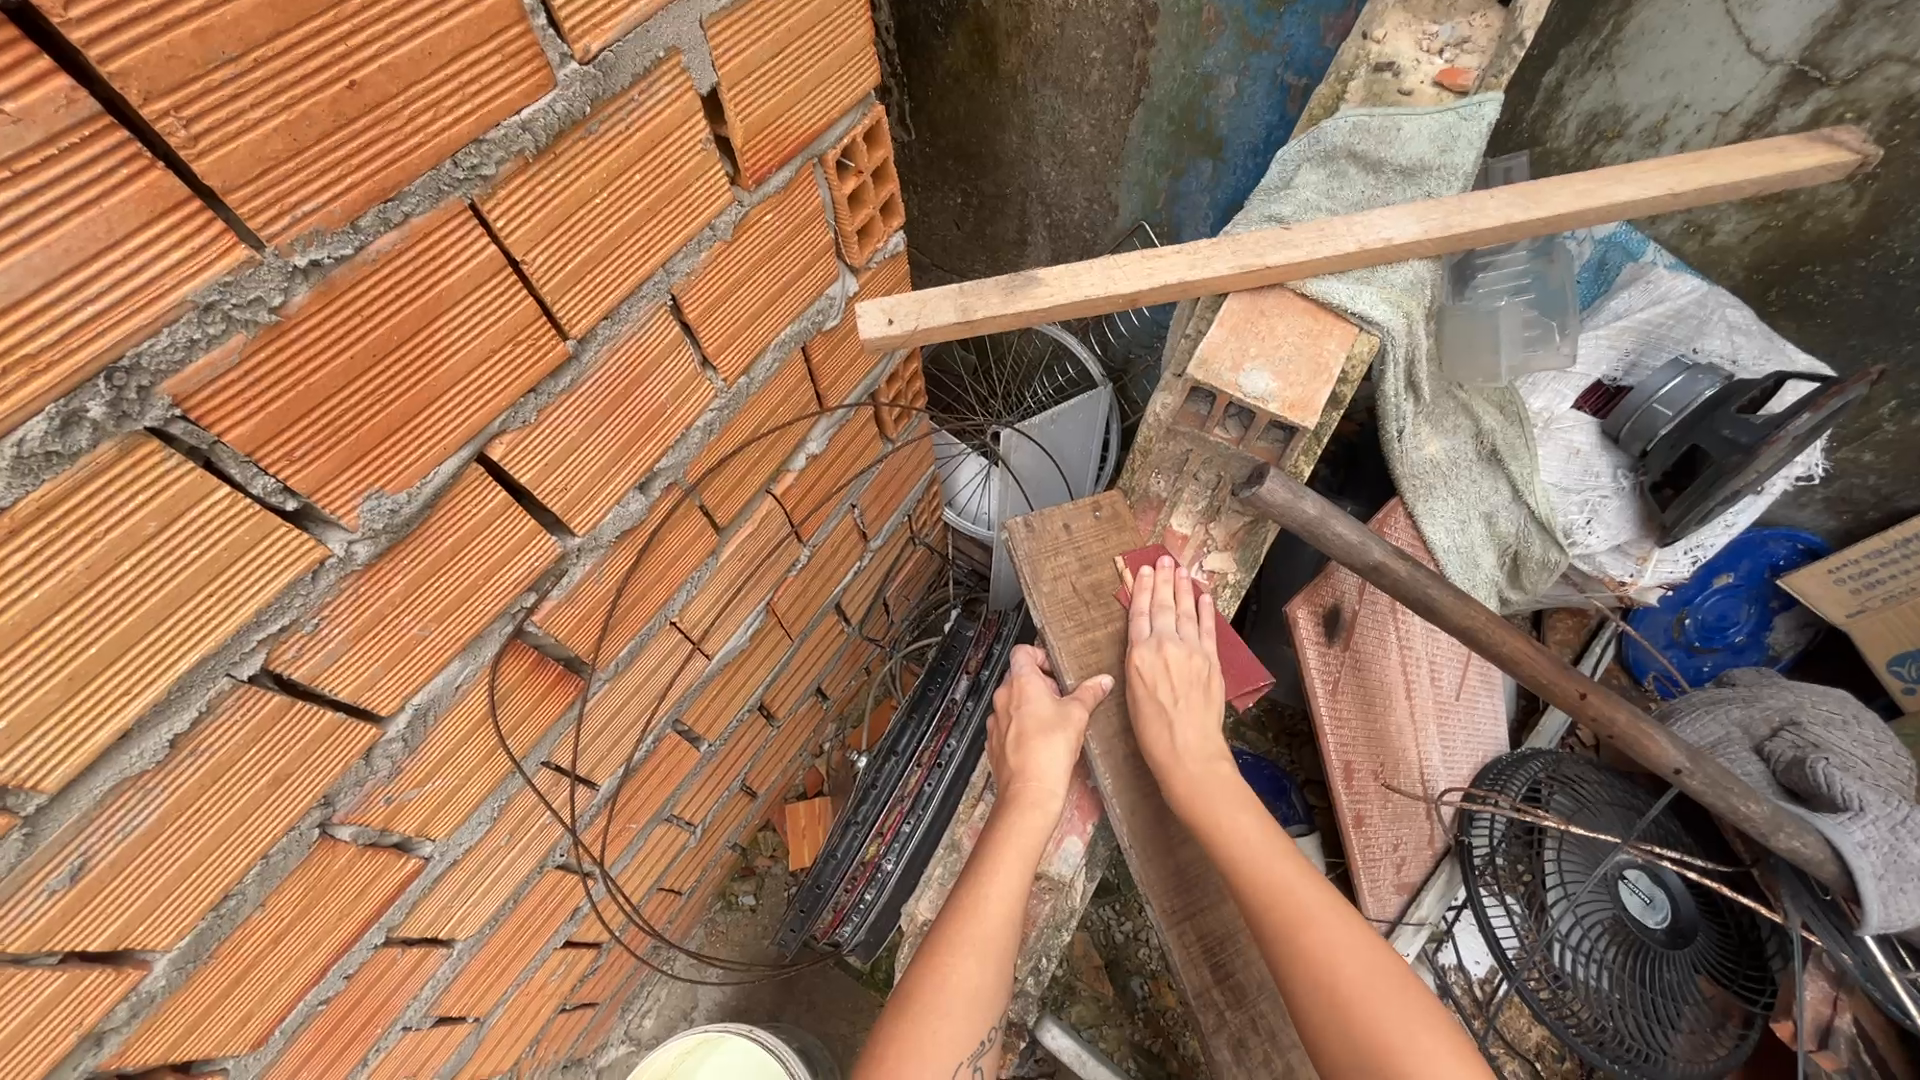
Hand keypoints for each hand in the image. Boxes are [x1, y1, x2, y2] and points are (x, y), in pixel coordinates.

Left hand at [988, 645, 1111, 812]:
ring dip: (1031, 706)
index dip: (1040, 656)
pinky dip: (1022, 727)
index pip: (1022, 651)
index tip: (1056, 670)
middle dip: (1041, 684)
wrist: (1029, 789)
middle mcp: (1003, 697)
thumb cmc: (1048, 750)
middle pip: (1019, 677)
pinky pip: (1008, 725)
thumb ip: (1090, 693)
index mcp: (1021, 682)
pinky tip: (1041, 741)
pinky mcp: (995, 741)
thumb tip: (1101, 682)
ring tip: (1054, 722)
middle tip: (1062, 698)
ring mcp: (996, 719)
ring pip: (1013, 702)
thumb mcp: (1077, 714)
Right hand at [1126, 556, 1233, 818]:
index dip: (1142, 589)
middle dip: (1163, 580)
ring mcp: (1190, 651)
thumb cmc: (1152, 729)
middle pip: (1163, 605)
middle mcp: (1164, 646)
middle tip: (1164, 559)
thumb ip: (1138, 661)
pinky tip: (1203, 595)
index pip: (1140, 612)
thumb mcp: (1131, 691)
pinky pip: (1207, 628)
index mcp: (1139, 654)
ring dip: (1183, 588)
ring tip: (1181, 569)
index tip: (1143, 571)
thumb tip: (1143, 643)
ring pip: (1185, 611)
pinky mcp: (1211, 660)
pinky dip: (1205, 609)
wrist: (1187, 748)